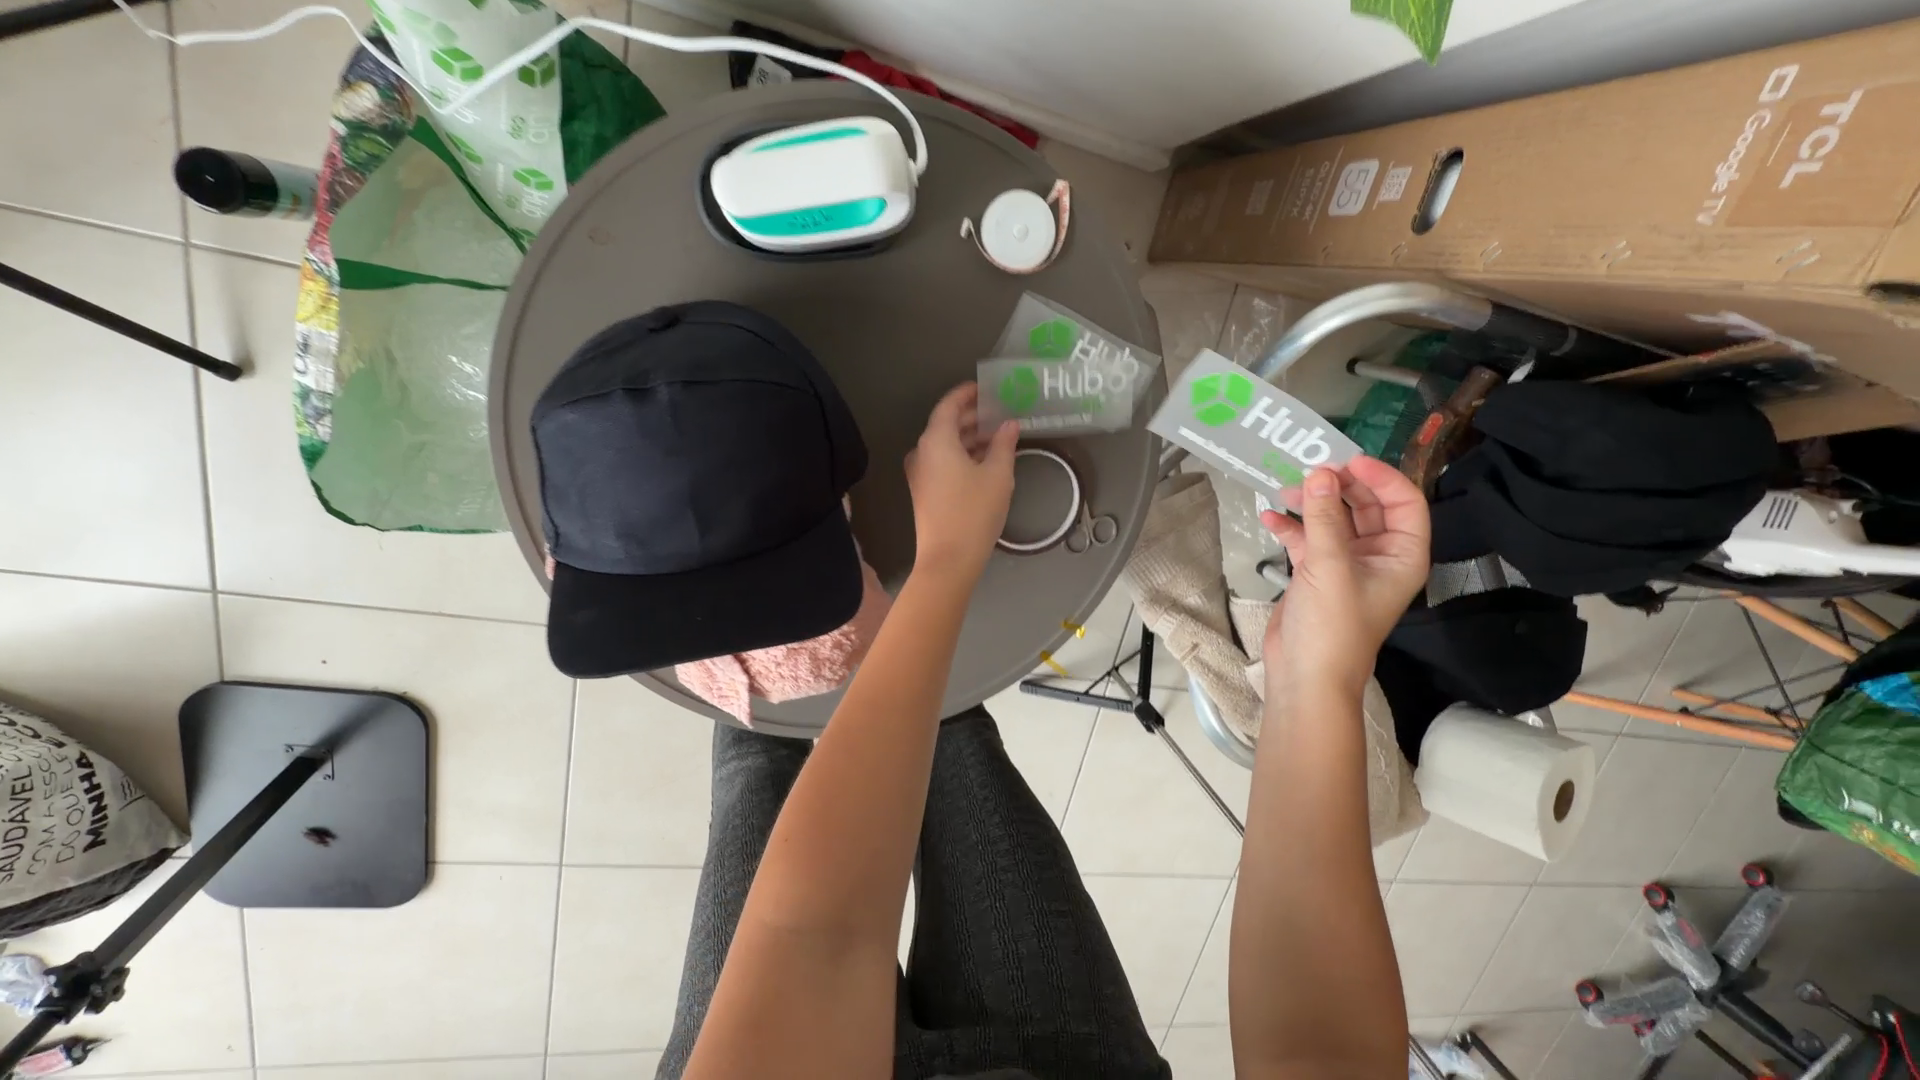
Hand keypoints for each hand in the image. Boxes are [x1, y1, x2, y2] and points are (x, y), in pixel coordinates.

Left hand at [905, 383, 1019, 582]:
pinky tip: (986, 460)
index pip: (949, 405)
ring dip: (970, 437)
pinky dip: (963, 455)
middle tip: (1000, 411)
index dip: (967, 394)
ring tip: (999, 435)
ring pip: (946, 445)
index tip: (986, 388)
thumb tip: (1009, 425)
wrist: (948, 559)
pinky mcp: (925, 492)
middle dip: (973, 416)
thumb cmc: (974, 512)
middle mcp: (922, 452)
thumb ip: (1004, 444)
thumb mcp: (997, 475)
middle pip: (946, 424)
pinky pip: (943, 462)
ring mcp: (920, 474)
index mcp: (936, 440)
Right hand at [1258, 456, 1429, 696]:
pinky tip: (1269, 516)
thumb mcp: (1331, 567)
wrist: (1306, 675)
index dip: (1380, 477)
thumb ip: (1326, 518)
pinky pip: (1308, 539)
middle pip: (1368, 506)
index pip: (1404, 502)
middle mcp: (1379, 555)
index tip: (1347, 461)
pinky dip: (1291, 526)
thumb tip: (1319, 474)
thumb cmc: (1332, 624)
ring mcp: (1346, 564)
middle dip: (1341, 486)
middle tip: (1310, 469)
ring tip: (1285, 489)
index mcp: (1402, 555)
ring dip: (1313, 503)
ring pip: (1335, 519)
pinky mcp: (1316, 573)